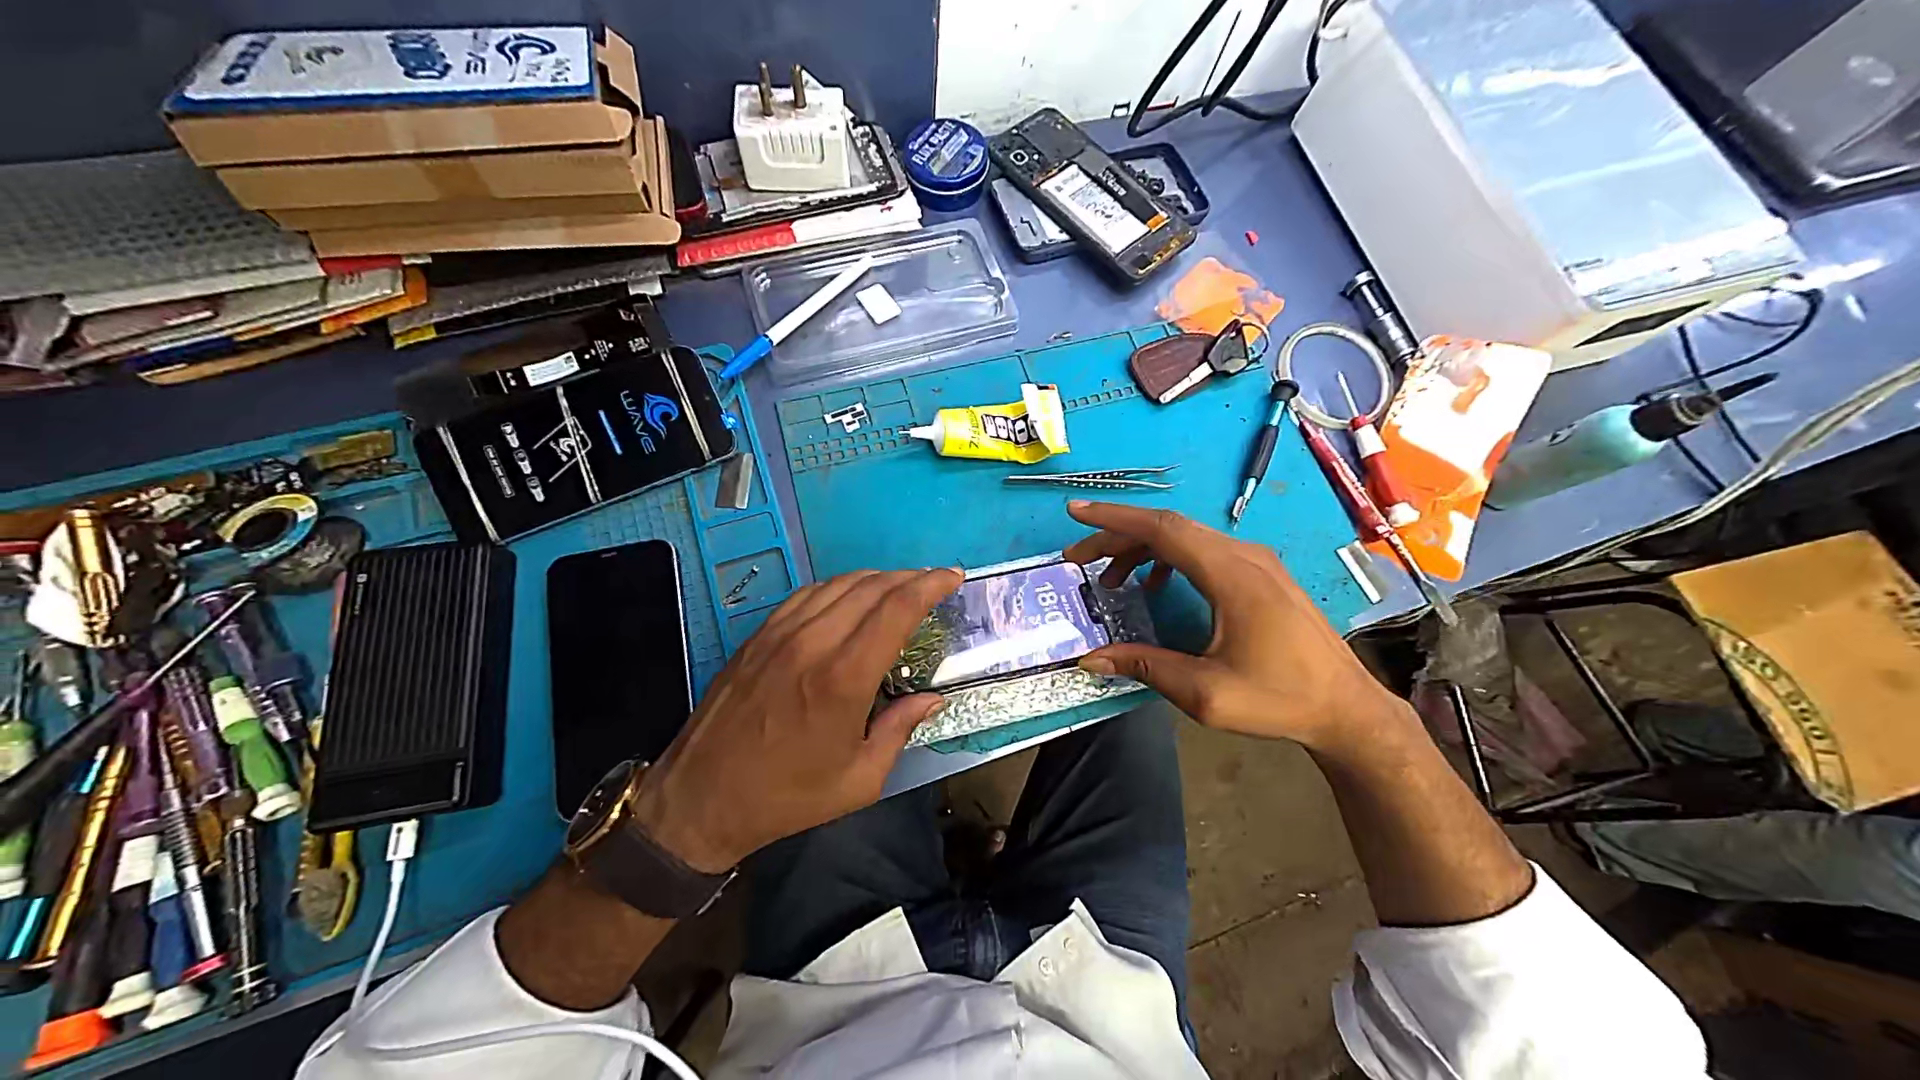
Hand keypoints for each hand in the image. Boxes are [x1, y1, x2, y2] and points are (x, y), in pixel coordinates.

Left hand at [628, 568, 962, 871]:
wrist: (701, 797)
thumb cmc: (787, 796)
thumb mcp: (859, 779)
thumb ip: (899, 729)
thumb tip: (931, 699)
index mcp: (844, 677)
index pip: (896, 609)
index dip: (930, 586)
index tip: (952, 578)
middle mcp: (813, 642)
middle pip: (871, 587)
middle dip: (909, 578)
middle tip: (931, 584)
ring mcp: (780, 634)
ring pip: (838, 584)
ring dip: (875, 579)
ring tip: (897, 588)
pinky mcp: (758, 636)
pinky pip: (806, 594)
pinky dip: (837, 588)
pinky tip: (847, 599)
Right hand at [1063, 501, 1406, 749]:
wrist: (1346, 708)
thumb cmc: (1279, 699)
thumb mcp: (1205, 691)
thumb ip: (1145, 666)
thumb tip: (1090, 658)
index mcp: (1231, 575)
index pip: (1163, 529)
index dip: (1115, 518)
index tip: (1076, 513)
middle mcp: (1245, 556)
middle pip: (1170, 529)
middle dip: (1118, 537)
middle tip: (1079, 559)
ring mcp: (1258, 562)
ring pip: (1187, 538)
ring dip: (1142, 549)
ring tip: (1110, 580)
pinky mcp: (1263, 574)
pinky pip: (1205, 551)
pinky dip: (1169, 558)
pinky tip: (1155, 586)